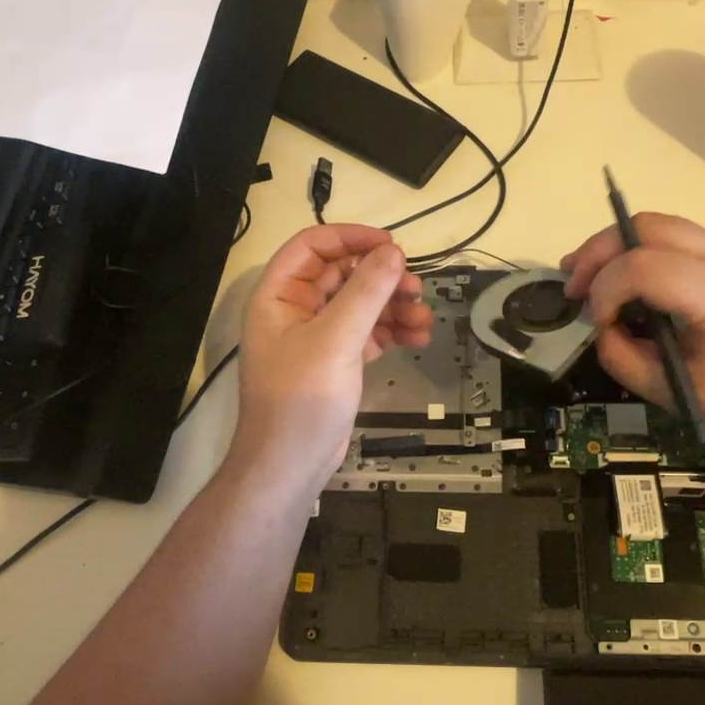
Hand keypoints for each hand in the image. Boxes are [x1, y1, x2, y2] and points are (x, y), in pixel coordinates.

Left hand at [234, 224, 433, 485]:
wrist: (290, 467)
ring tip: (424, 319)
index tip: (391, 244)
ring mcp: (318, 337)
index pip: (312, 246)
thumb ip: (366, 292)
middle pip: (343, 275)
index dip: (350, 238)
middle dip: (381, 278)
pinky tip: (418, 339)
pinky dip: (392, 333)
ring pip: (361, 305)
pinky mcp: (338, 362)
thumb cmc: (301, 399)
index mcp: (279, 296)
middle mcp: (296, 310)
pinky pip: (368, 333)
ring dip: (394, 307)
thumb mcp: (335, 340)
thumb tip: (395, 251)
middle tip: (416, 288)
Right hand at [560, 212, 704, 456]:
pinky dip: (644, 253)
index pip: (642, 265)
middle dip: (600, 250)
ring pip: (662, 226)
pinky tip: (628, 282)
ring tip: (589, 277)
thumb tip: (602, 330)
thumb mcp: (679, 394)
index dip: (604, 288)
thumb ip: (626, 359)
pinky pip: (680, 242)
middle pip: (648, 226)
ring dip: (620, 246)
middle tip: (571, 283)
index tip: (594, 322)